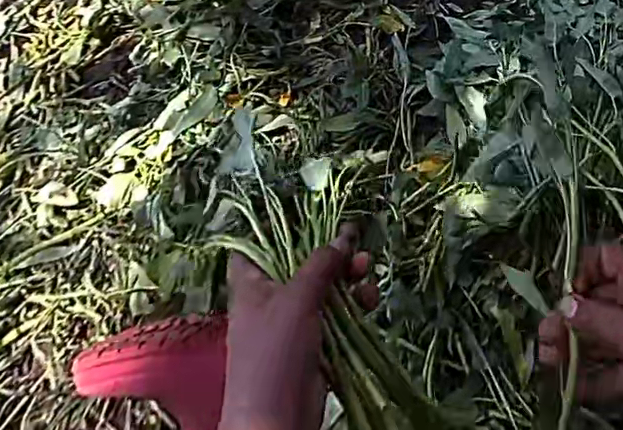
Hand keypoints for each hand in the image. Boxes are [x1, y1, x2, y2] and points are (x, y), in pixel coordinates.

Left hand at [220, 227, 376, 429]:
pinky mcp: (314, 342)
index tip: (304, 212)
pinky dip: (354, 304)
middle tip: (355, 245)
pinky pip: (337, 313)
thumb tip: (344, 235)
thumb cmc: (275, 352)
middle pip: (301, 262)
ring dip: (348, 277)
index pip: (254, 246)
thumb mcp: (297, 297)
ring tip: (366, 271)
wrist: (278, 423)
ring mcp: (293, 322)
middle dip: (331, 252)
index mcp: (252, 285)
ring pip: (324, 287)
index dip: (274, 227)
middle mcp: (270, 299)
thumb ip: (322, 263)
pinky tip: (370, 300)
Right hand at [535, 245, 622, 429]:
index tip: (564, 288)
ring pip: (604, 336)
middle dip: (571, 315)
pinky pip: (614, 368)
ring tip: (546, 359)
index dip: (585, 267)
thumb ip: (595, 319)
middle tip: (543, 334)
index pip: (608, 258)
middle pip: (600, 301)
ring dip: (576, 347)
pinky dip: (593, 376)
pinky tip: (570, 386)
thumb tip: (563, 302)